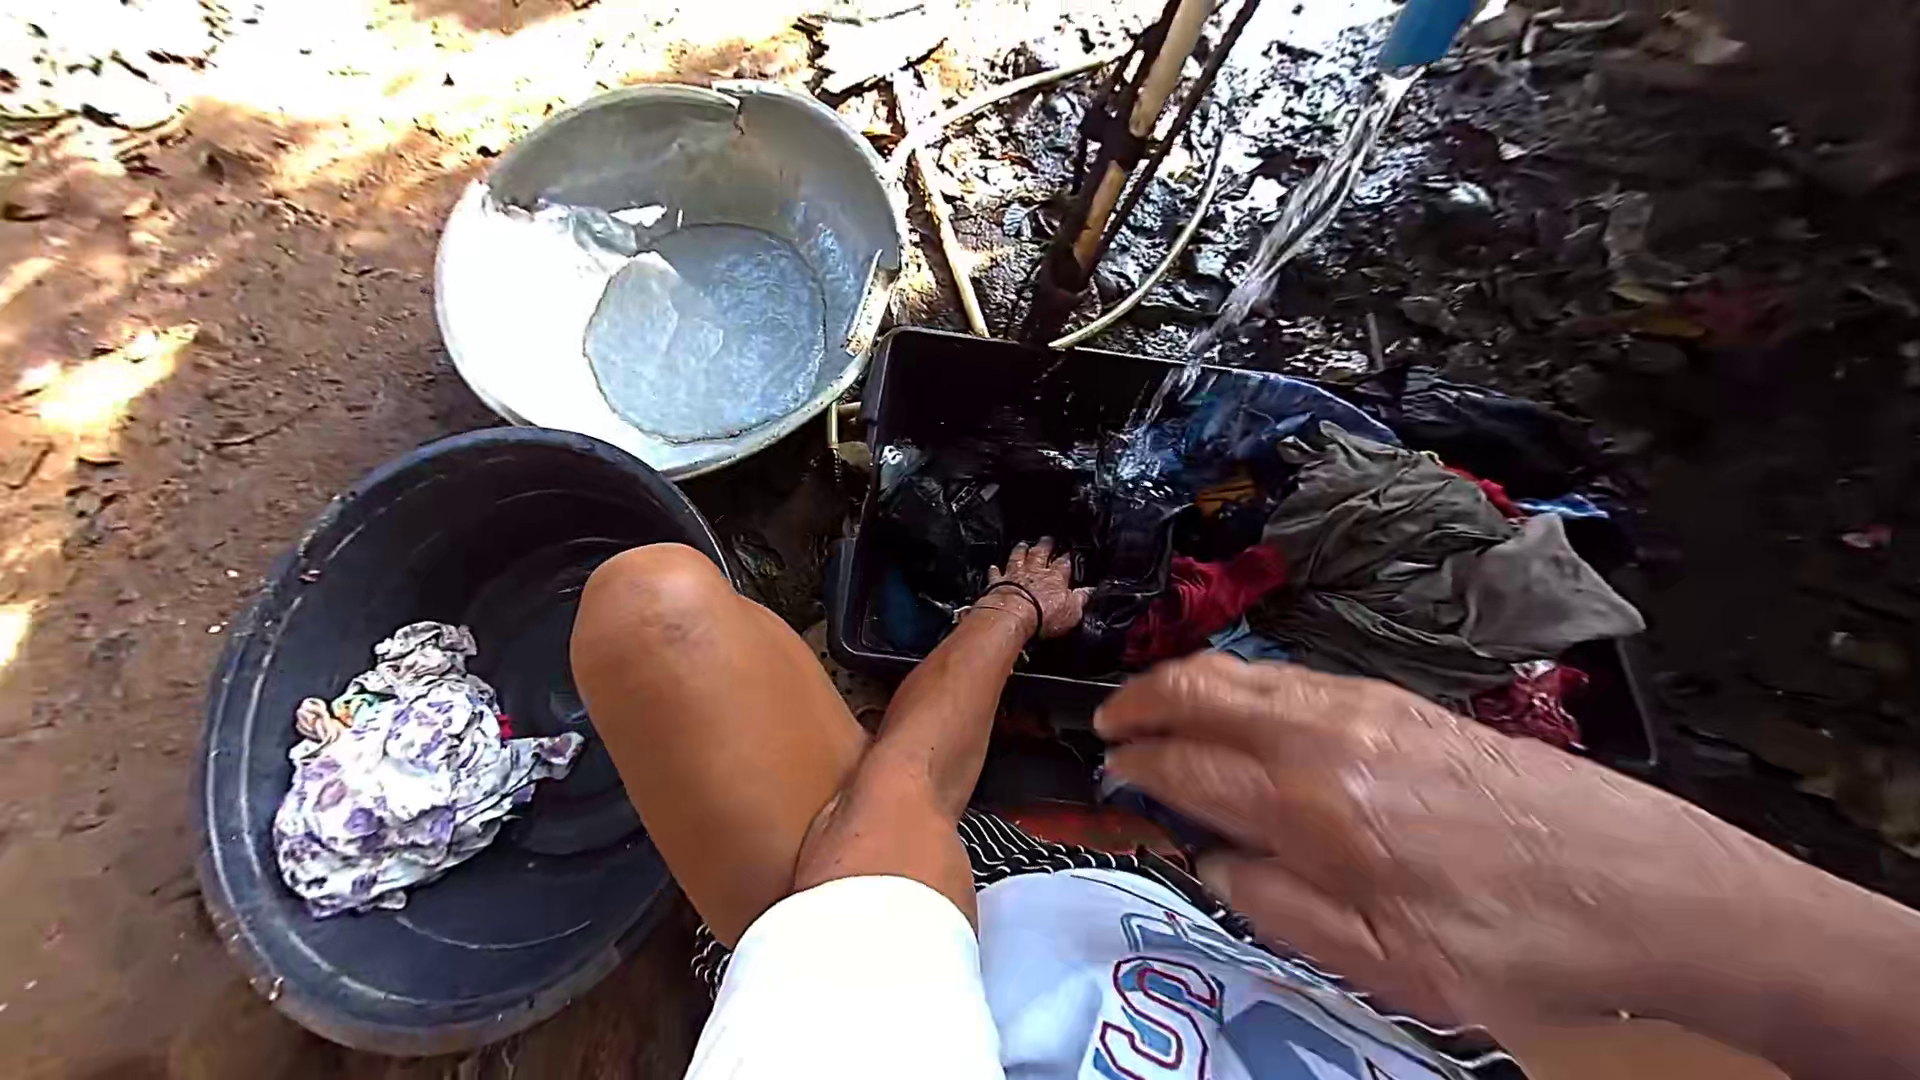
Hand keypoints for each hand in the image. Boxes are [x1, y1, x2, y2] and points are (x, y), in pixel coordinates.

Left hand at [981, 537, 1090, 639]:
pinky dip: (994, 570)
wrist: (1013, 615)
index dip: (1067, 558)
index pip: (1064, 563)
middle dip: (1045, 545)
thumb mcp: (1072, 611)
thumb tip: (1089, 592)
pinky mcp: (997, 583)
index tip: (1068, 553)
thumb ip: (1081, 599)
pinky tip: (992, 566)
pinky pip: (996, 573)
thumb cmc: (1043, 615)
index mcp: (1055, 577)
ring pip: (1018, 557)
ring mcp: (1014, 575)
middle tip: (1047, 538)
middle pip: (1041, 553)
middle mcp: (1034, 571)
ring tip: (1023, 544)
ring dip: (1021, 550)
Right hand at [1093, 653, 1825, 1033]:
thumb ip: (1275, 908)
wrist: (1641, 884)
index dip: (1138, 764)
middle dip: (1137, 701)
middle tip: (1108, 722)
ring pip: (1232, 669)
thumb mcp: (1389, 967)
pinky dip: (1227, 679)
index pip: (1188, 766)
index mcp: (1313, 807)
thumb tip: (1208, 857)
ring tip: (1150, 703)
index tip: (1111, 769)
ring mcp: (1349, 700)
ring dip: (1176, 681)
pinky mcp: (1377, 691)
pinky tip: (1225, 701)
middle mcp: (1317, 734)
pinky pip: (1274, 671)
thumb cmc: (1509, 941)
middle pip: (1196, 690)